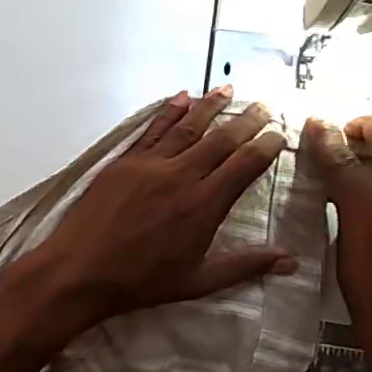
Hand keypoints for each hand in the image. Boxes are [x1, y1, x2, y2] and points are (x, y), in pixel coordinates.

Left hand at [17, 87, 295, 333]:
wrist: (81, 269)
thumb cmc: (140, 281)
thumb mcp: (198, 281)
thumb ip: (244, 265)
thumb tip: (291, 260)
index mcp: (204, 205)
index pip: (244, 165)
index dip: (265, 147)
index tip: (278, 134)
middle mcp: (180, 176)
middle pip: (220, 140)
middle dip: (245, 120)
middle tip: (263, 105)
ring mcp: (149, 164)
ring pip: (186, 127)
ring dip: (209, 106)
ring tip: (227, 90)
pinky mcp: (124, 161)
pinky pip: (151, 129)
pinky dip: (168, 111)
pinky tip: (180, 97)